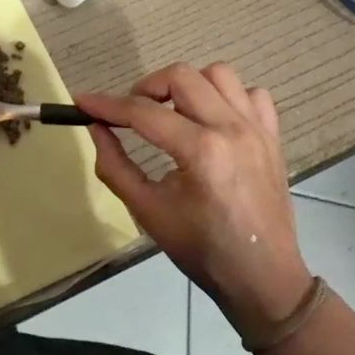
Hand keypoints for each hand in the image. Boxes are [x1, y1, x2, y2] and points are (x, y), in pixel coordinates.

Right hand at [77, 62, 312, 337]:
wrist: (263, 280)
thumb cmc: (202, 250)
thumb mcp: (147, 211)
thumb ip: (115, 166)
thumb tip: (96, 128)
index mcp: (201, 152)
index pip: (142, 112)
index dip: (106, 104)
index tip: (81, 101)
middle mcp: (231, 129)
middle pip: (181, 77)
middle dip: (146, 87)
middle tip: (131, 113)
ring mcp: (257, 129)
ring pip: (218, 75)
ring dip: (188, 85)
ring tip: (173, 112)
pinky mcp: (272, 136)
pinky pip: (251, 94)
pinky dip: (227, 97)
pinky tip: (212, 120)